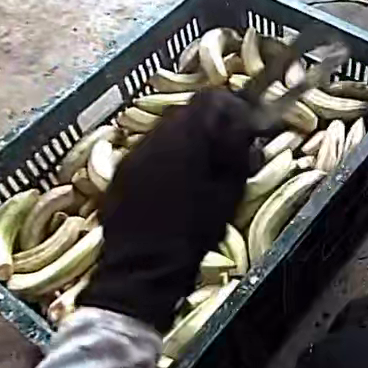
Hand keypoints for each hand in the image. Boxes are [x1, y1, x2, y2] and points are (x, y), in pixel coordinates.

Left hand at [78, 91, 254, 330]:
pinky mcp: (121, 170)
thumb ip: (237, 154)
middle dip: (210, 121)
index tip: (246, 123)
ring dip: (187, 137)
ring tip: (202, 163)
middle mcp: (155, 136)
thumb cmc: (194, 232)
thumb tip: (246, 128)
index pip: (211, 99)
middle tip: (228, 143)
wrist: (143, 268)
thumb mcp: (228, 192)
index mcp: (186, 137)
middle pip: (187, 109)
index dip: (233, 106)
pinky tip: (174, 180)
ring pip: (166, 128)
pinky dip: (166, 156)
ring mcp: (134, 152)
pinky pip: (149, 150)